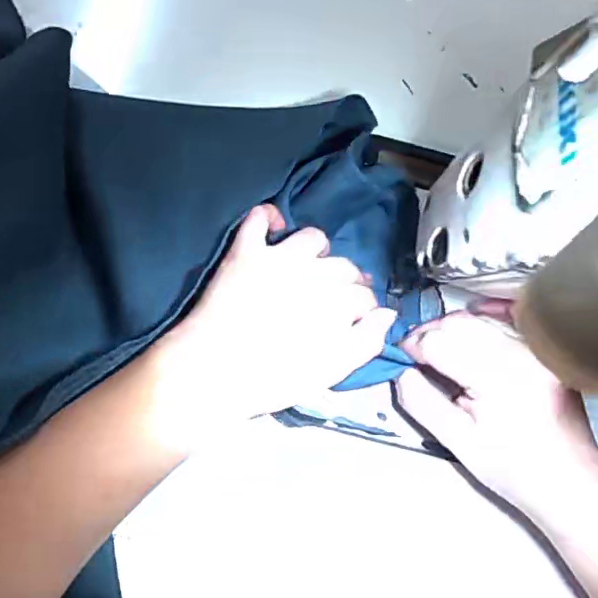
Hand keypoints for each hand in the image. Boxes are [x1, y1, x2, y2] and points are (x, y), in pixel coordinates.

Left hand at [143, 205, 395, 441]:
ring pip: (310, 238)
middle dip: (343, 281)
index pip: (364, 296)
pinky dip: (268, 218)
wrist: (211, 370)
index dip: (359, 309)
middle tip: (326, 297)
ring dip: (314, 251)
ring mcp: (278, 258)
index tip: (349, 319)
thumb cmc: (270, 379)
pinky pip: (259, 218)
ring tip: (303, 267)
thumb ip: (364, 342)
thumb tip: (386, 315)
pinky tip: (272, 228)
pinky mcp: (244, 252)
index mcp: (339, 303)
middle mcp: (315, 273)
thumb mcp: (329, 372)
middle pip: (343, 266)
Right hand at [394, 303, 597, 527]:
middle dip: (428, 335)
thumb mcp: (456, 441)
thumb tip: (402, 372)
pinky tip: (473, 319)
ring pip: (480, 318)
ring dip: (451, 328)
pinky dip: (486, 315)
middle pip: (458, 323)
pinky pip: (510, 319)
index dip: (412, 348)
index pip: (439, 341)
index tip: (400, 359)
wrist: (569, 481)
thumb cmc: (516, 468)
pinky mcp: (547, 352)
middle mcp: (524, 355)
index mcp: (499, 377)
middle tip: (413, 356)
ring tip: (437, 350)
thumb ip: (420, 401)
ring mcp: (539, 351)